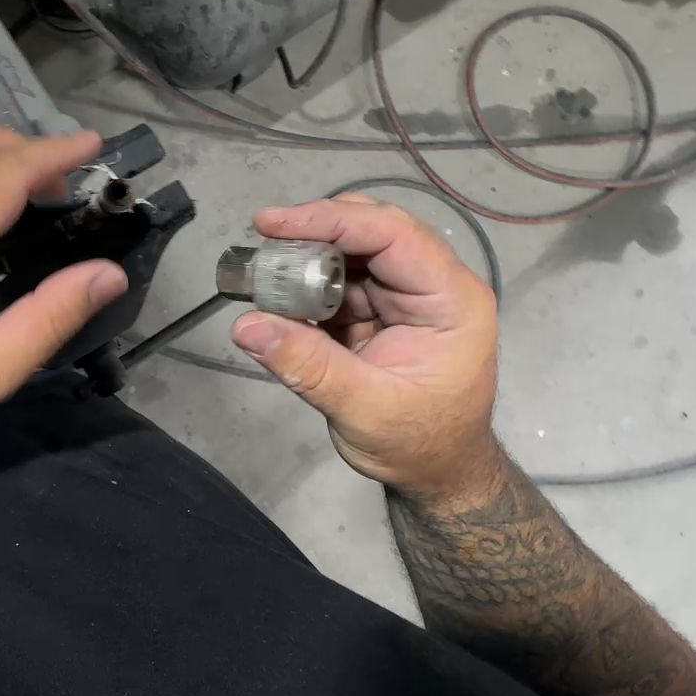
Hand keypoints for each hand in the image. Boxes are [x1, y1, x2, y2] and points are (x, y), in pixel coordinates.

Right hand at [230, 195, 500, 501]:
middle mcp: (430, 286)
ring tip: (260, 271)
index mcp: (450, 299)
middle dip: (314, 232)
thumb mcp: (363, 409)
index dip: (332, 220)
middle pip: (371, 233)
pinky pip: (335, 283)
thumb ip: (307, 365)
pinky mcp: (376, 311)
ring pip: (349, 254)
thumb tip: (245, 326)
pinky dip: (302, 286)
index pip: (394, 235)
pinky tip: (274, 295)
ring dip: (303, 259)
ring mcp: (402, 297)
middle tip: (262, 238)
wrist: (435, 475)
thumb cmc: (418, 445)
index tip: (273, 223)